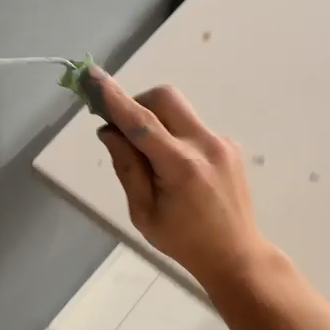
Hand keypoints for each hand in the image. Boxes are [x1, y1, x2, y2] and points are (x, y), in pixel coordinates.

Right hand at [86, 69, 266, 289]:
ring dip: (156, 122)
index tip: (92, 75)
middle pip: (165, 98)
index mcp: (180, 167)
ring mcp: (221, 143)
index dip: (113, 97)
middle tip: (124, 130)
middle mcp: (205, 145)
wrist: (237, 255)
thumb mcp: (143, 212)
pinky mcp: (229, 145)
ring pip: (179, 111)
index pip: (140, 122)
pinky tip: (177, 172)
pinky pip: (192, 127)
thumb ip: (127, 167)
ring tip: (152, 162)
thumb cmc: (183, 241)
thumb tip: (110, 131)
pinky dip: (174, 137)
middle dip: (138, 103)